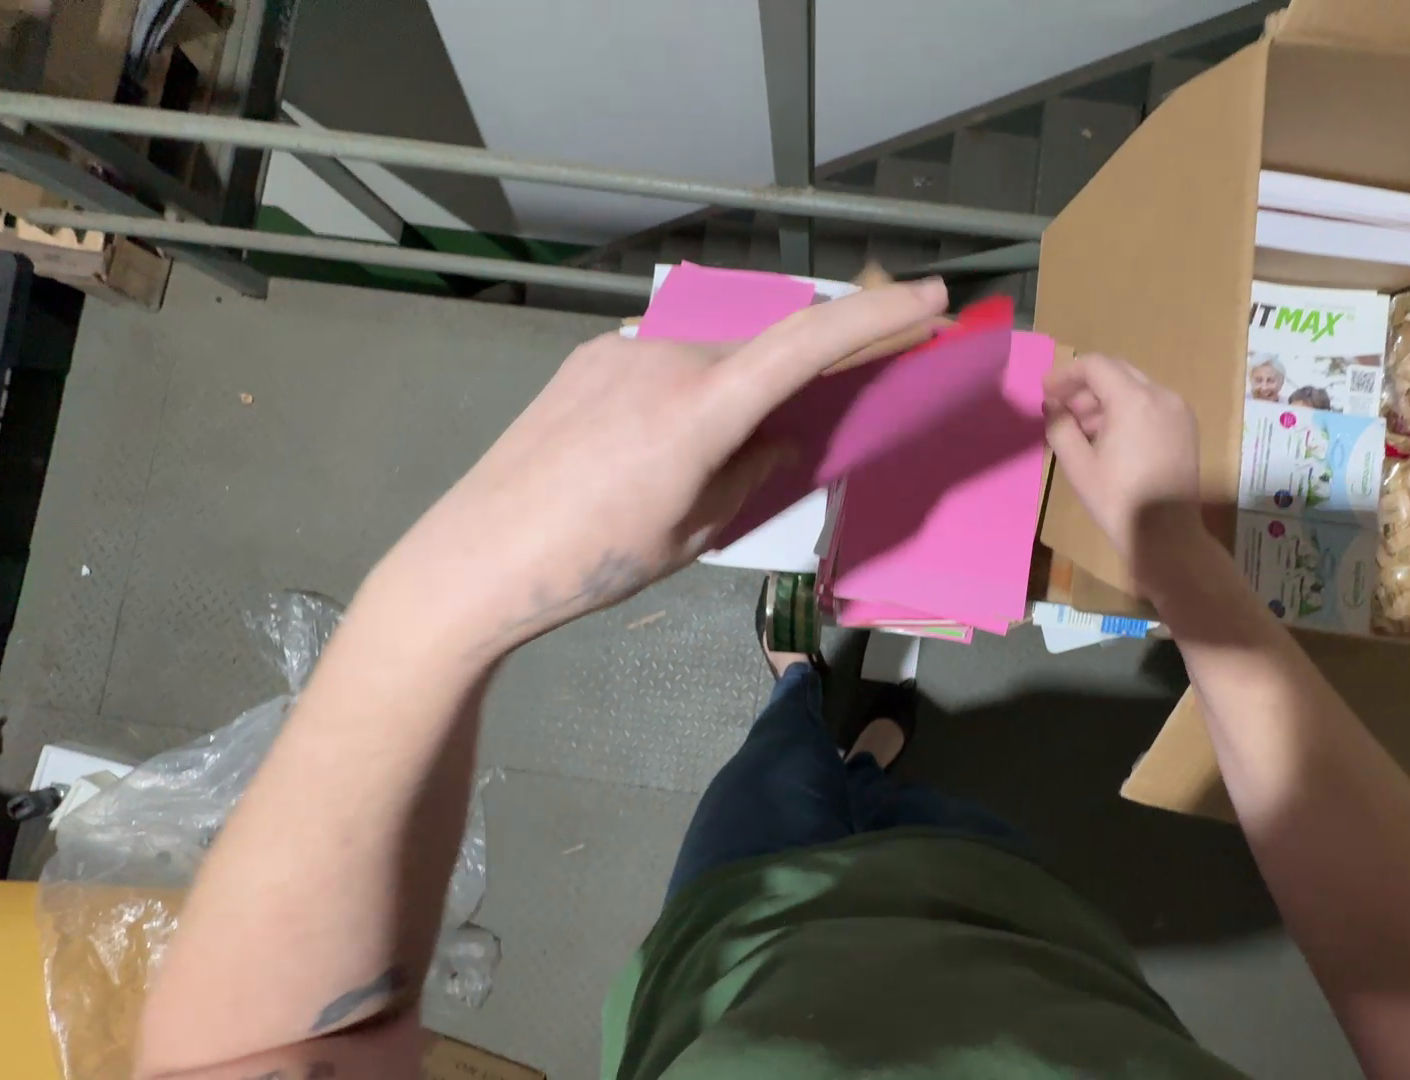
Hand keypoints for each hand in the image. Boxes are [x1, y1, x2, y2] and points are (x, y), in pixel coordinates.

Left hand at [372, 280, 948, 664]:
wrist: (477, 557)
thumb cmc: (596, 561)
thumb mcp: (694, 531)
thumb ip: (751, 474)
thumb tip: (782, 440)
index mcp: (701, 408)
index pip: (808, 342)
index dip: (879, 316)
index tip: (932, 299)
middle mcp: (665, 356)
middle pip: (761, 351)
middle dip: (795, 381)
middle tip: (796, 427)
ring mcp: (620, 349)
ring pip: (709, 358)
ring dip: (733, 394)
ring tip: (697, 460)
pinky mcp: (588, 356)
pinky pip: (664, 361)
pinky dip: (687, 391)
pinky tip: (652, 443)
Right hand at [1043, 353, 1211, 591]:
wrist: (1166, 534)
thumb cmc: (1116, 500)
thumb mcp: (1077, 464)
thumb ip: (1059, 426)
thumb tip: (1052, 406)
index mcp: (1133, 400)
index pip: (1095, 365)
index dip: (1065, 374)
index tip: (1045, 392)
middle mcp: (1161, 395)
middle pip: (1117, 371)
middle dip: (1084, 386)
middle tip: (1060, 409)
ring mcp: (1178, 410)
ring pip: (1134, 387)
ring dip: (1104, 398)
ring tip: (1081, 428)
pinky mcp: (1185, 427)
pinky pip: (1150, 403)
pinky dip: (1125, 409)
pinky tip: (1109, 437)